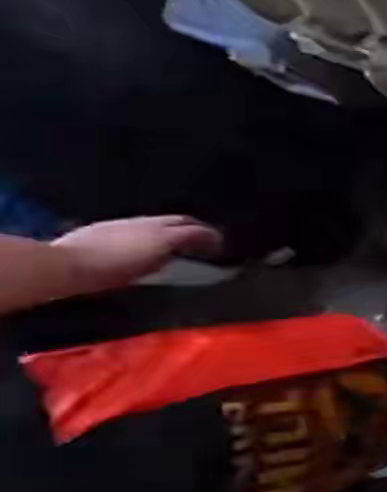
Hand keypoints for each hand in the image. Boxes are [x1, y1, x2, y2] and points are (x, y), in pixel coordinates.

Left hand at [51, 216, 222, 294]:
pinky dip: (150, 230)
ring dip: (172, 228)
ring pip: (159, 220)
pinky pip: (138, 224)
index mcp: (165, 235)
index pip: (199, 230)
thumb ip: (168, 257)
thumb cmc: (110, 271)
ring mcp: (126, 222)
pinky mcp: (106, 225)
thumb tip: (175, 252)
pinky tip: (143, 241)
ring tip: (173, 242)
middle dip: (196, 228)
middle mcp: (149, 223)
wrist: (61, 265)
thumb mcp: (149, 268)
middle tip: (202, 241)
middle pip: (182, 219)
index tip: (219, 247)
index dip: (213, 237)